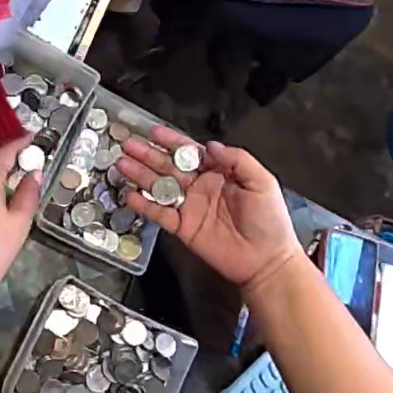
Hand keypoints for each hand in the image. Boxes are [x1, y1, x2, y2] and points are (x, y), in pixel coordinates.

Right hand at [116, 127, 306, 296]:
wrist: (267, 261)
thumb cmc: (270, 221)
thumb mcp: (262, 182)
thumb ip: (237, 160)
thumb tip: (211, 145)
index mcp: (218, 172)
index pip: (190, 152)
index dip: (171, 141)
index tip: (154, 131)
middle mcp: (200, 186)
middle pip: (168, 166)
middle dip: (148, 155)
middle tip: (129, 144)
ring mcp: (190, 207)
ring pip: (160, 187)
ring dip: (141, 175)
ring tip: (122, 164)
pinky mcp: (183, 227)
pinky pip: (160, 214)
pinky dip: (145, 205)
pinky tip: (132, 195)